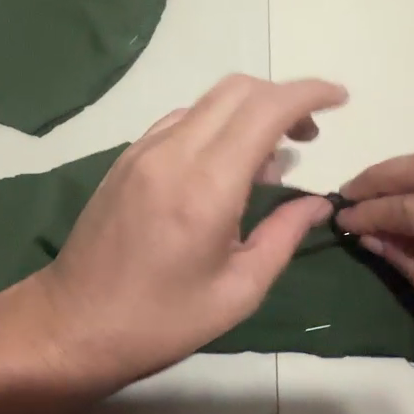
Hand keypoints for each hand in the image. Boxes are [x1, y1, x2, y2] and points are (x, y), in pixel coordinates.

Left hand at [32, 75, 347, 384]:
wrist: (72, 323)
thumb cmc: (160, 320)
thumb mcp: (238, 291)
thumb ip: (284, 235)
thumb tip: (318, 201)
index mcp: (207, 185)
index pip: (266, 109)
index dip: (309, 94)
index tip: (341, 100)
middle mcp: (174, 152)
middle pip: (238, 89)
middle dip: (284, 98)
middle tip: (308, 138)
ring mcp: (145, 149)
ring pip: (208, 101)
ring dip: (250, 111)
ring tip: (271, 161)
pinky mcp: (127, 157)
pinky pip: (182, 119)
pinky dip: (217, 125)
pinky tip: (226, 167)